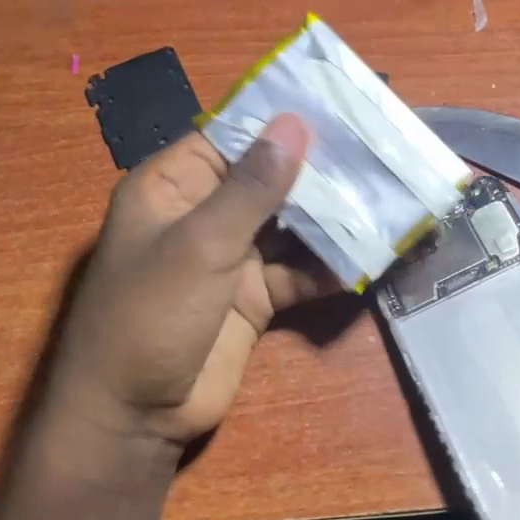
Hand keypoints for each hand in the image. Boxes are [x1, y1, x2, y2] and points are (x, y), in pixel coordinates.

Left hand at [46, 115, 342, 455]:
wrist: (135, 417)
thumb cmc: (149, 316)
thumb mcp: (200, 245)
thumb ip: (252, 188)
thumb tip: (294, 124)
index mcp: (173, 187)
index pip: (230, 136)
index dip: (278, 120)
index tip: (335, 103)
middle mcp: (203, 215)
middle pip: (267, 179)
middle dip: (317, 169)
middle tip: (376, 148)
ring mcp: (230, 257)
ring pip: (289, 225)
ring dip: (330, 217)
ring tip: (384, 195)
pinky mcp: (254, 297)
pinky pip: (298, 271)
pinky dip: (329, 266)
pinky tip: (369, 255)